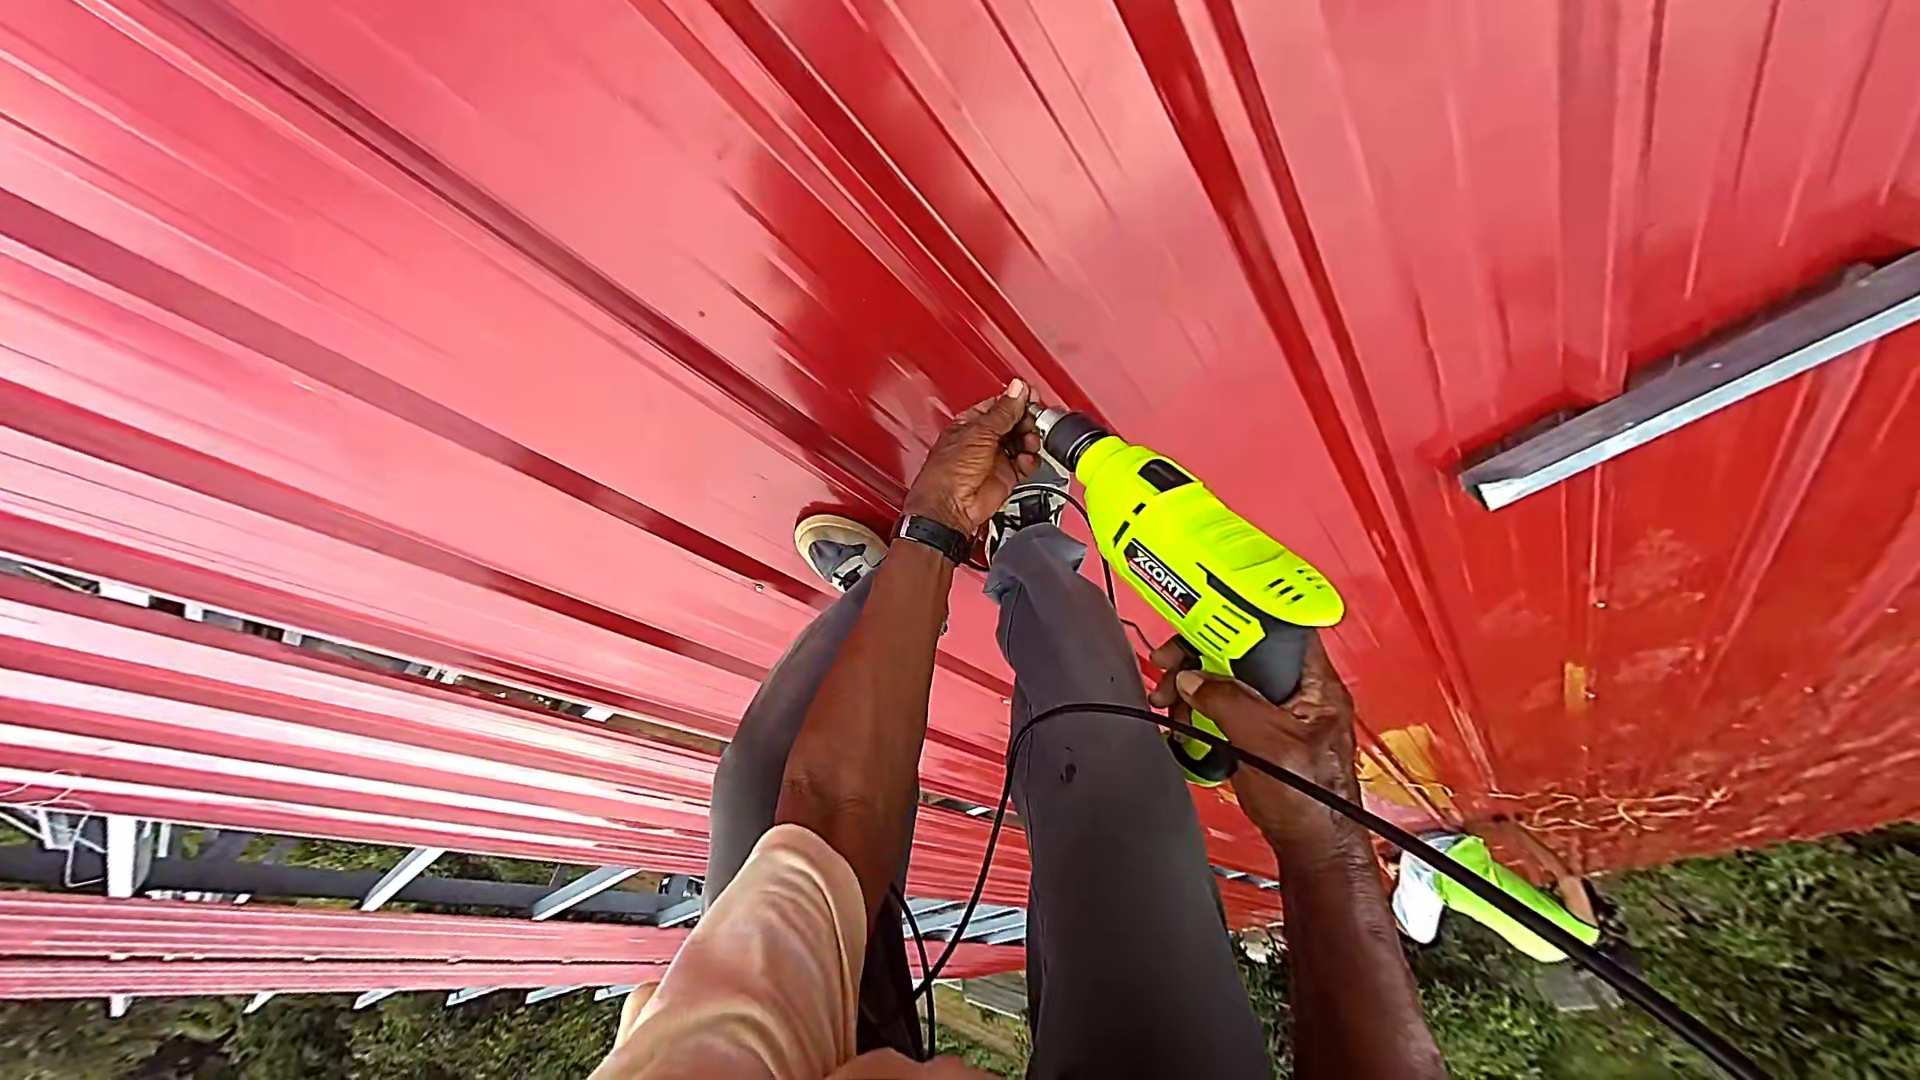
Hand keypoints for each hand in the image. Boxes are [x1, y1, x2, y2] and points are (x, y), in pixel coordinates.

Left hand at [902, 379, 1042, 534]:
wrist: (950, 506)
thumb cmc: (949, 472)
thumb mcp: (979, 433)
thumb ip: (1003, 412)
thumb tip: (1018, 389)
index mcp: (972, 424)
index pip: (999, 406)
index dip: (1016, 401)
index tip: (1031, 397)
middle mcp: (984, 440)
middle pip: (1014, 423)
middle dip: (1027, 420)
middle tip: (1033, 420)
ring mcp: (996, 458)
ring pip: (1022, 442)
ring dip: (1030, 440)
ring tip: (1029, 441)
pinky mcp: (1006, 476)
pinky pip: (1025, 464)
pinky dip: (1029, 461)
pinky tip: (1025, 460)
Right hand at [1149, 632, 1359, 843]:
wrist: (1309, 848)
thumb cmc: (1313, 806)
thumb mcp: (1268, 745)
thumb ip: (1229, 703)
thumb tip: (1194, 678)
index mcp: (1314, 686)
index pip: (1276, 629)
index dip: (1238, 618)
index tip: (1201, 619)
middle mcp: (1294, 691)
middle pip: (1240, 649)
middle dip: (1199, 654)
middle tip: (1169, 662)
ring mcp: (1274, 709)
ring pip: (1223, 675)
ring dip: (1190, 683)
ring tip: (1170, 699)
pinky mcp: (1255, 726)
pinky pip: (1218, 702)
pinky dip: (1195, 705)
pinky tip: (1184, 718)